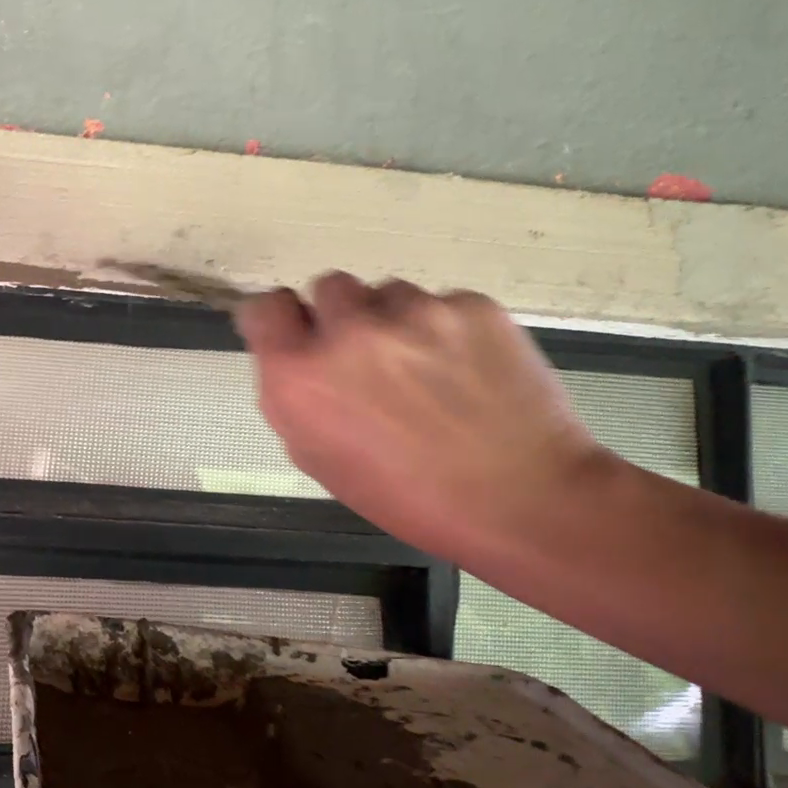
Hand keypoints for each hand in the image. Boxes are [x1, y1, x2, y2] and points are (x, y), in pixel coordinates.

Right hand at [231, 272, 608, 563]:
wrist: (524, 500)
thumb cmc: (408, 495)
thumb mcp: (317, 457)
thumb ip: (294, 395)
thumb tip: (296, 357)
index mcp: (299, 376)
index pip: (264, 307)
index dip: (280, 320)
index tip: (295, 333)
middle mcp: (346, 333)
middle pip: (326, 288)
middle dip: (341, 316)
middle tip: (367, 356)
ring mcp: (412, 312)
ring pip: (386, 292)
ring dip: (394, 320)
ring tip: (425, 368)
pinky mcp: (470, 306)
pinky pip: (441, 301)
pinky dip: (445, 328)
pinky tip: (465, 370)